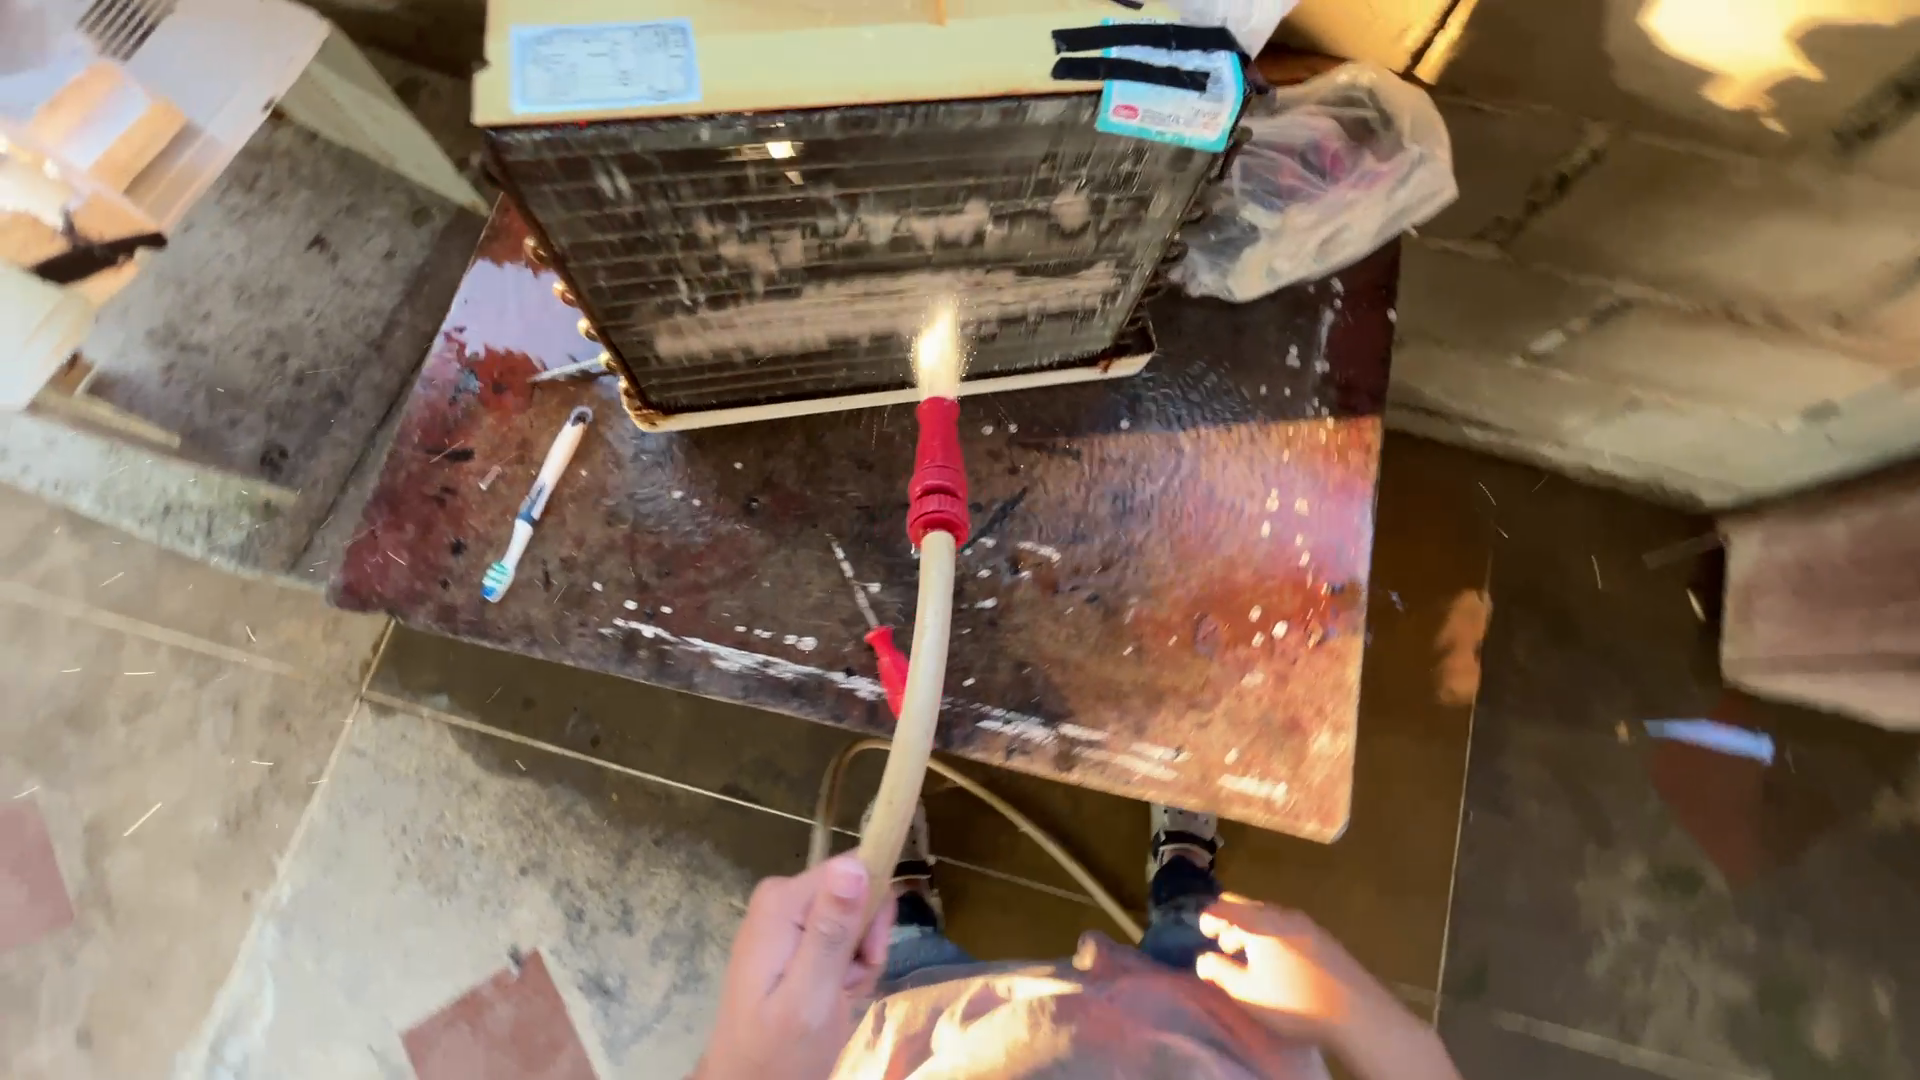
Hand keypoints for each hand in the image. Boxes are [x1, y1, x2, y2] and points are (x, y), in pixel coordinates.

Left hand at [694, 854, 893, 1079]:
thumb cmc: (776, 1056)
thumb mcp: (810, 998)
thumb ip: (832, 931)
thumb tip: (854, 863)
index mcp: (782, 900)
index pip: (856, 869)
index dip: (872, 913)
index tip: (869, 957)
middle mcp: (782, 896)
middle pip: (856, 891)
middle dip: (865, 941)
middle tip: (851, 984)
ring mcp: (786, 915)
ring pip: (854, 915)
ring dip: (859, 958)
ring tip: (841, 995)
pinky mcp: (793, 934)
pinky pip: (841, 933)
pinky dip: (849, 966)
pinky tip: (834, 994)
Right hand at [1194, 894, 1399, 1049]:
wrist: (1358, 1013)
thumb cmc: (1294, 1001)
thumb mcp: (1248, 992)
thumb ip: (1219, 972)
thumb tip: (1202, 959)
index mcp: (1258, 921)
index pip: (1224, 906)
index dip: (1209, 917)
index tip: (1202, 931)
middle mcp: (1279, 913)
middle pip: (1247, 907)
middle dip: (1231, 922)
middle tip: (1224, 945)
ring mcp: (1305, 924)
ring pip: (1268, 917)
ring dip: (1252, 931)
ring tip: (1250, 957)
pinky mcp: (1323, 938)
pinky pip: (1287, 927)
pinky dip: (1273, 937)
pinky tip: (1278, 963)